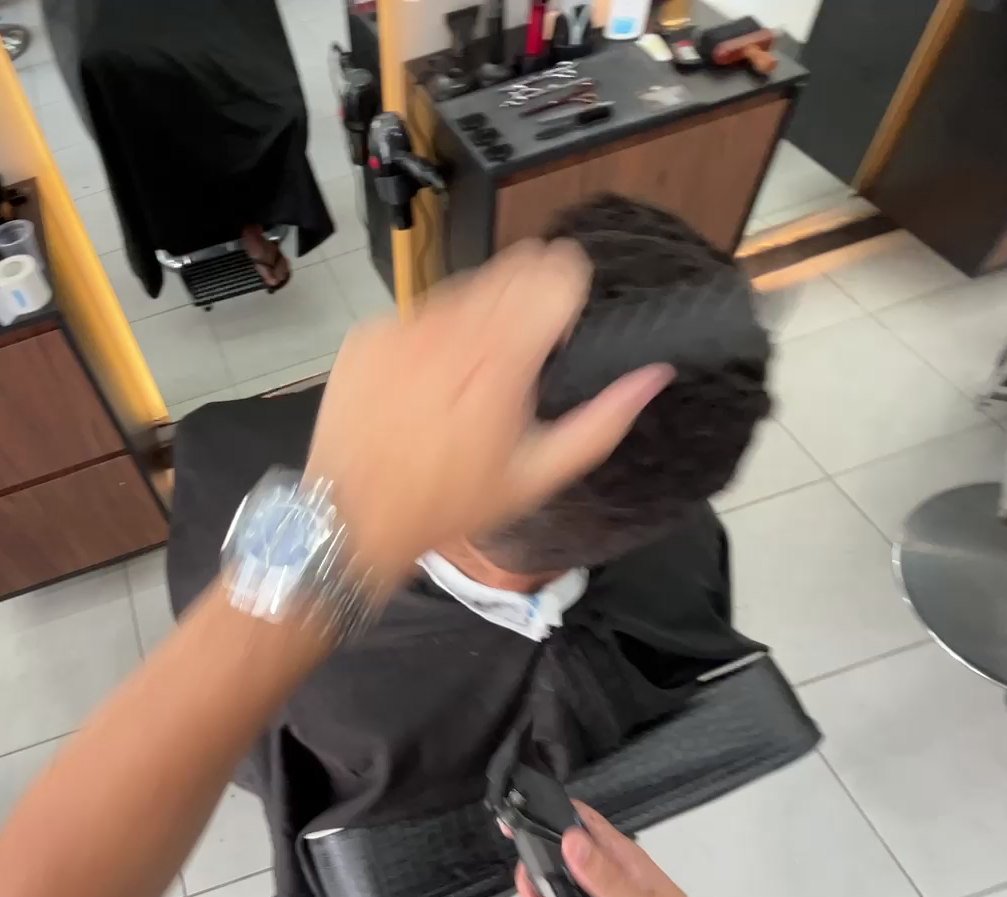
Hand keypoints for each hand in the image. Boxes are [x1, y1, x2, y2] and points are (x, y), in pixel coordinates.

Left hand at [303, 241, 672, 581]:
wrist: (353, 516)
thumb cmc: (446, 503)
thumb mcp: (535, 477)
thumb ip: (602, 422)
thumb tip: (652, 376)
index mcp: (501, 359)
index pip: (556, 271)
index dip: (566, 290)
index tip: (559, 323)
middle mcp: (449, 330)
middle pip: (510, 269)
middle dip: (523, 301)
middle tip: (514, 355)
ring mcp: (400, 329)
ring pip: (459, 290)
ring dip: (472, 321)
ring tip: (460, 381)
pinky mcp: (365, 338)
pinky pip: (411, 317)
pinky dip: (423, 339)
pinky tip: (419, 384)